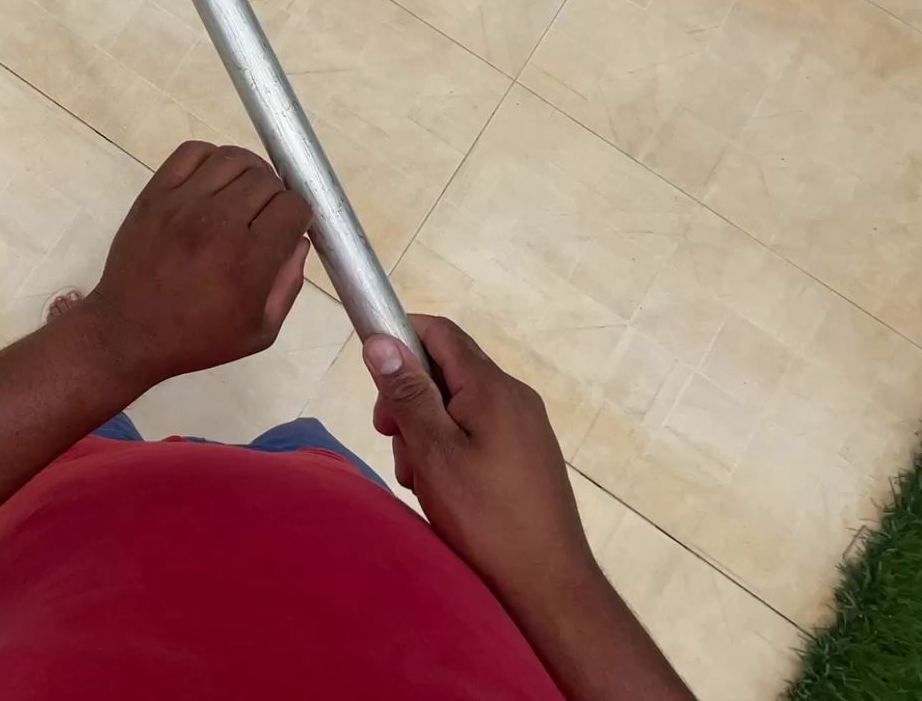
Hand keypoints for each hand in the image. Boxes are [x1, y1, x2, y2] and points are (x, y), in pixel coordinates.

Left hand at [83, 142, 312, 389]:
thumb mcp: (259, 330)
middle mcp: (218, 224)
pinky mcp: (154, 195)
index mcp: (249, 260)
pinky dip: (210, 157)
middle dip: (275, 194)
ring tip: (241, 193)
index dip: (297, 215)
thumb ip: (289, 284)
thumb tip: (300, 239)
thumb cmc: (197, 338)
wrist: (129, 331)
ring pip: (233, 158)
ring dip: (247, 172)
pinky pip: (191, 152)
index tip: (287, 226)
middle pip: (266, 178)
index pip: (293, 206)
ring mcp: (182, 204)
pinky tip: (212, 180)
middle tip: (262, 213)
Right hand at [364, 316, 599, 608]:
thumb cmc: (484, 515)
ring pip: (454, 402)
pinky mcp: (525, 453)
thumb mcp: (432, 450)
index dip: (399, 336)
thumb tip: (380, 339)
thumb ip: (406, 391)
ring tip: (416, 474)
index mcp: (492, 387)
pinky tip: (438, 484)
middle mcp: (512, 396)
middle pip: (443, 368)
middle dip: (406, 394)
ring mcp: (523, 425)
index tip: (372, 373)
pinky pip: (473, 427)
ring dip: (423, 426)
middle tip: (388, 435)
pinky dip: (446, 444)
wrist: (549, 590)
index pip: (439, 331)